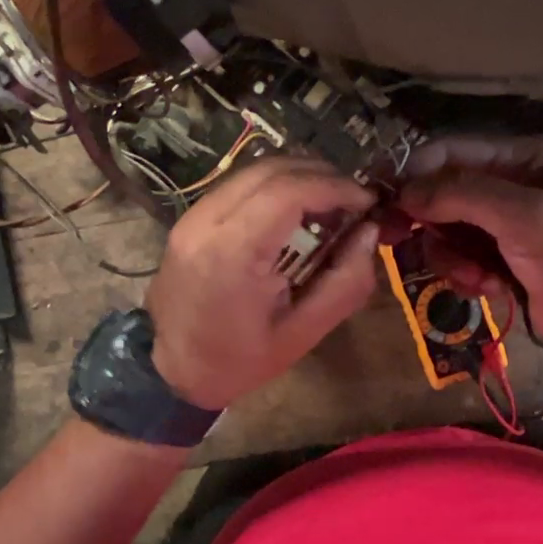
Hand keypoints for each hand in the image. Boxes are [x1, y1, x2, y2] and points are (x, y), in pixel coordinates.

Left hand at [146, 155, 381, 409]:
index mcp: (231, 254)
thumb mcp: (303, 334)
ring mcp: (190, 217)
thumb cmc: (239, 361)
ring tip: (329, 202)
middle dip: (320, 175)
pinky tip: (295, 210)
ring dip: (297, 177)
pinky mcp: (188, 220)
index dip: (334, 187)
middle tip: (353, 199)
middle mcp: (204, 223)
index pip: (288, 192)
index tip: (366, 200)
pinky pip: (237, 186)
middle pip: (270, 171)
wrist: (172, 372)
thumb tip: (370, 233)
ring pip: (252, 172)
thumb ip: (344, 283)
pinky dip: (273, 188)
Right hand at [398, 136, 542, 349]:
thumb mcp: (523, 214)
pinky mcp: (498, 263)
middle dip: (430, 223)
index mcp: (518, 159)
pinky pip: (459, 262)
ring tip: (477, 277)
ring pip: (444, 234)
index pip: (449, 152)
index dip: (413, 173)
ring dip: (451, 258)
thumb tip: (402, 190)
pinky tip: (490, 289)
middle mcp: (506, 186)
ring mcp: (501, 227)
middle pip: (439, 195)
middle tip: (399, 242)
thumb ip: (461, 195)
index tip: (382, 200)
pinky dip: (467, 277)